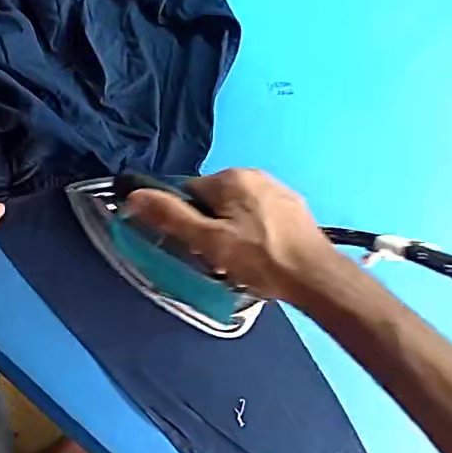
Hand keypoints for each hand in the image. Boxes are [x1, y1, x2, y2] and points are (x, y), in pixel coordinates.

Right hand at [123, 168, 341, 300]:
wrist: (317, 278)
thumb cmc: (258, 258)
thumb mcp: (207, 241)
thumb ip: (170, 216)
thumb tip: (134, 194)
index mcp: (230, 177)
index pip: (187, 193)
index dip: (185, 221)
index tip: (196, 245)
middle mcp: (253, 174)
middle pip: (212, 200)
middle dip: (209, 226)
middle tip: (218, 257)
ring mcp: (277, 190)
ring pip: (235, 209)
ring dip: (230, 230)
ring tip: (240, 260)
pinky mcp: (294, 208)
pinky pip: (258, 215)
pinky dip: (253, 232)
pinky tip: (261, 255)